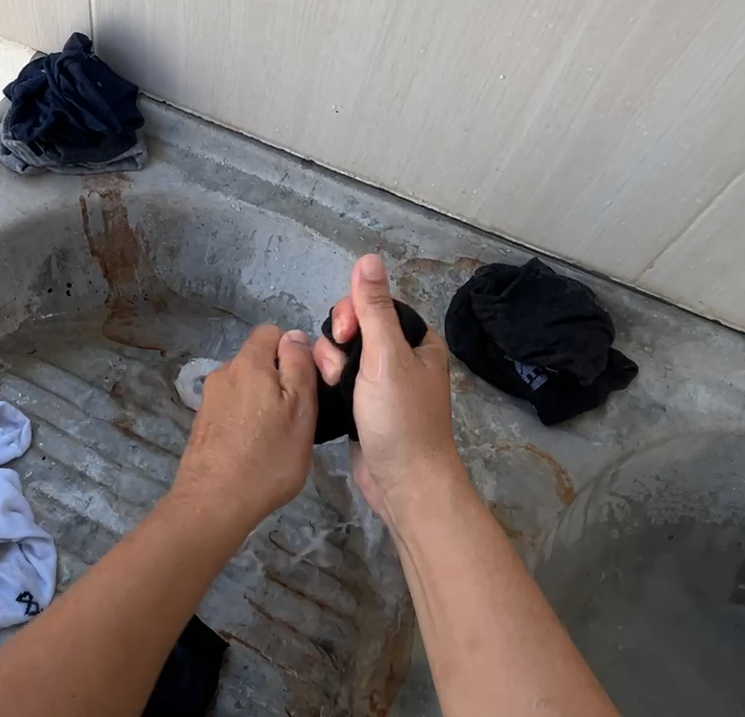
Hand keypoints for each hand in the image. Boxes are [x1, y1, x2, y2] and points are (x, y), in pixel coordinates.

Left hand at [169, 325, 318, 538]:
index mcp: (248, 363)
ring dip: (262, 402)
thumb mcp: (300, 408)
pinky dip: (246, 420)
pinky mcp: (202, 423)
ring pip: (245, 386)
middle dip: (278, 380)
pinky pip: (232, 408)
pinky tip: (253, 449)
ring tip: (275, 438)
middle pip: (258, 360)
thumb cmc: (267, 457)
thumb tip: (294, 336)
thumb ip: (299, 366)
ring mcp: (209, 399)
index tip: (305, 384)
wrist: (214, 503)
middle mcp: (224, 373)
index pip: (272, 332)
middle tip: (295, 417)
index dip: (293, 351)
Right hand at [314, 255, 464, 526]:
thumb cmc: (402, 419)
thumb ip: (373, 308)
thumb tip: (369, 258)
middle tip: (338, 369)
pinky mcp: (364, 406)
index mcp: (416, 340)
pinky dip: (330, 385)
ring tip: (335, 388)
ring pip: (341, 354)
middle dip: (337, 343)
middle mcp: (400, 357)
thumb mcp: (387, 357)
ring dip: (330, 366)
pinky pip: (338, 380)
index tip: (343, 334)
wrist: (404, 485)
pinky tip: (328, 397)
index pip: (373, 305)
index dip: (351, 313)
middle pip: (353, 328)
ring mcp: (381, 383)